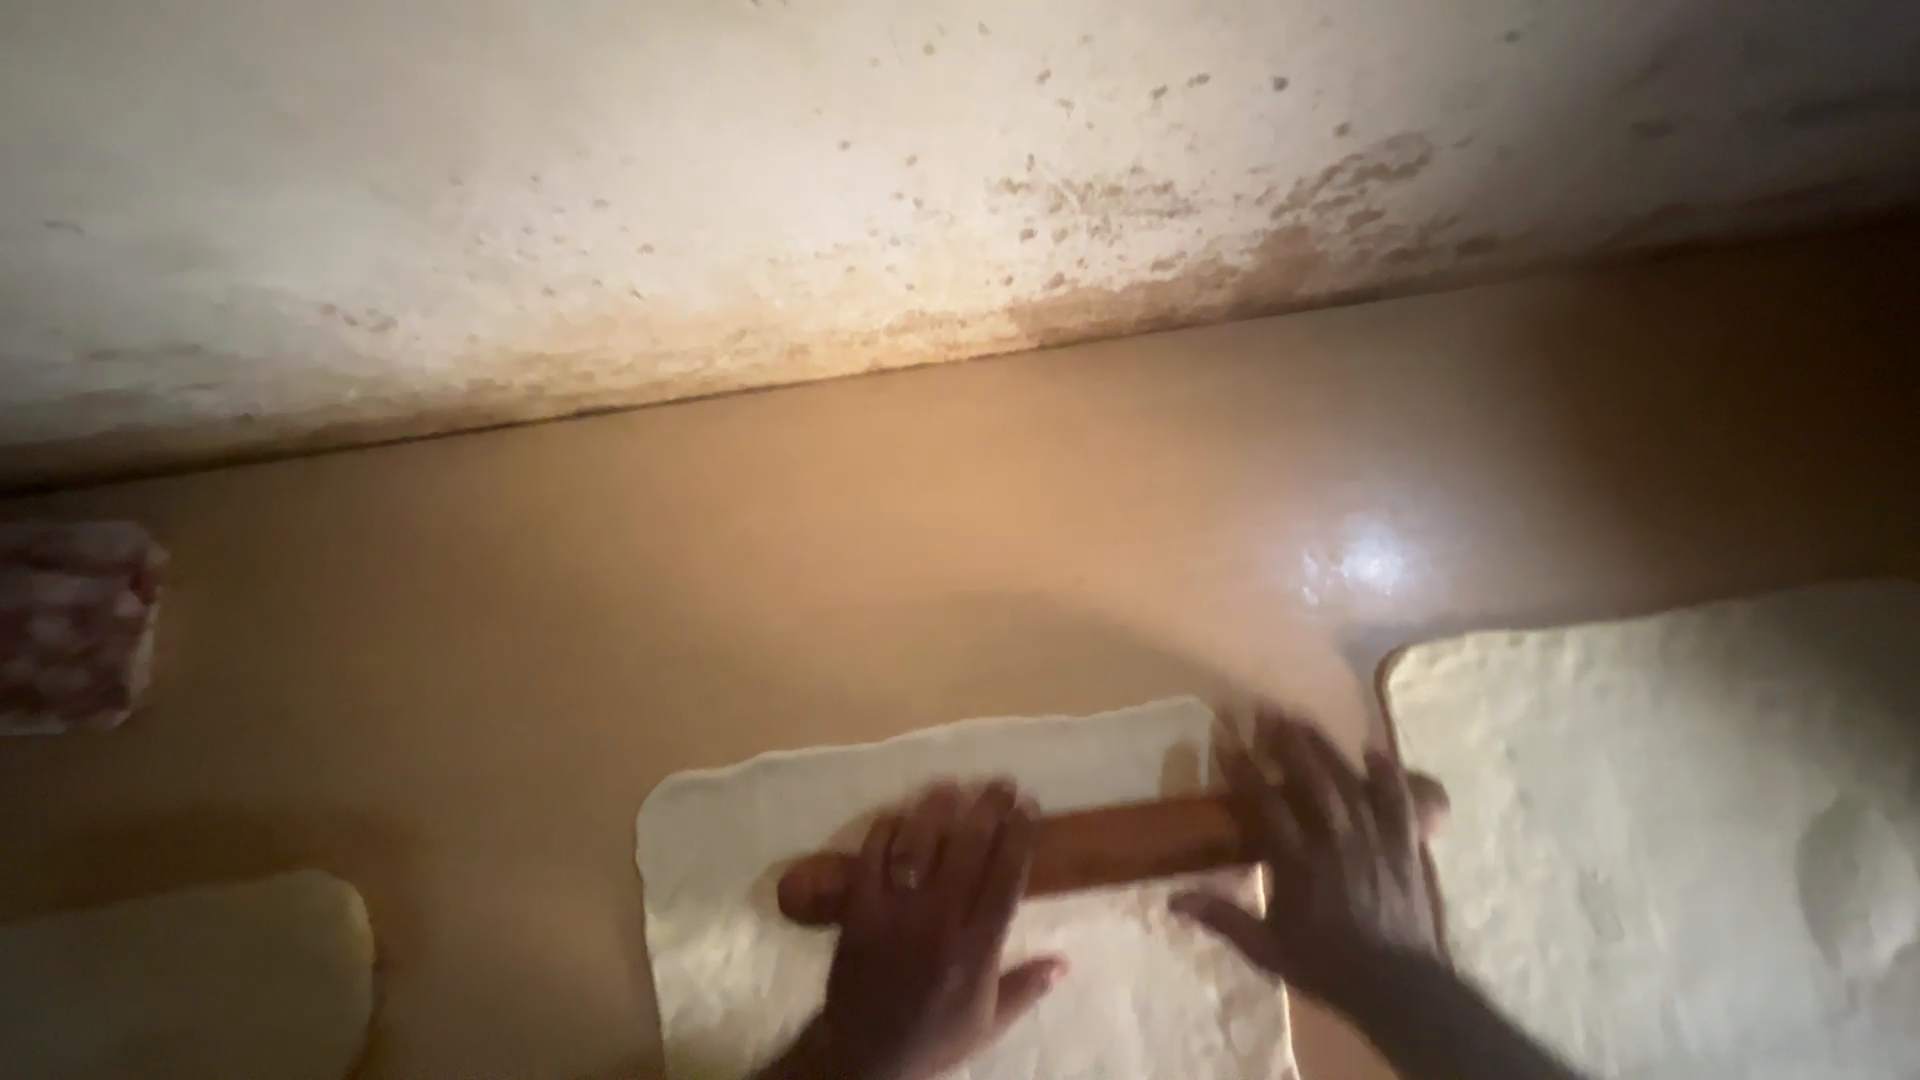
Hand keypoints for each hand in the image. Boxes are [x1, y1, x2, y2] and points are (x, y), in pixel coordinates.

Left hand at [777, 780, 1065, 1079]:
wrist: (865, 1057)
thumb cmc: (934, 1036)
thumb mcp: (988, 1023)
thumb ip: (1027, 987)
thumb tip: (1067, 961)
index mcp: (977, 948)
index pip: (1006, 878)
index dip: (1021, 837)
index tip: (1030, 807)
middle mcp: (940, 920)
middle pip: (969, 850)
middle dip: (989, 810)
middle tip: (1002, 783)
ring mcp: (897, 911)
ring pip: (920, 845)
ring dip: (938, 810)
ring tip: (951, 786)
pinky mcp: (860, 909)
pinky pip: (872, 857)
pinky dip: (886, 831)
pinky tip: (899, 813)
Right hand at [1171, 706, 1446, 1014]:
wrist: (1403, 993)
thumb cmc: (1328, 967)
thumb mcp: (1268, 951)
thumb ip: (1223, 919)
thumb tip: (1172, 900)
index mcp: (1300, 865)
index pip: (1267, 806)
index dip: (1245, 771)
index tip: (1226, 741)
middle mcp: (1338, 844)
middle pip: (1313, 783)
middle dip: (1289, 744)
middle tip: (1268, 712)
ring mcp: (1376, 844)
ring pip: (1350, 785)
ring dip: (1325, 750)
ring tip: (1303, 720)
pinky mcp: (1407, 850)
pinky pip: (1399, 806)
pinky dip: (1389, 776)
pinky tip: (1375, 750)